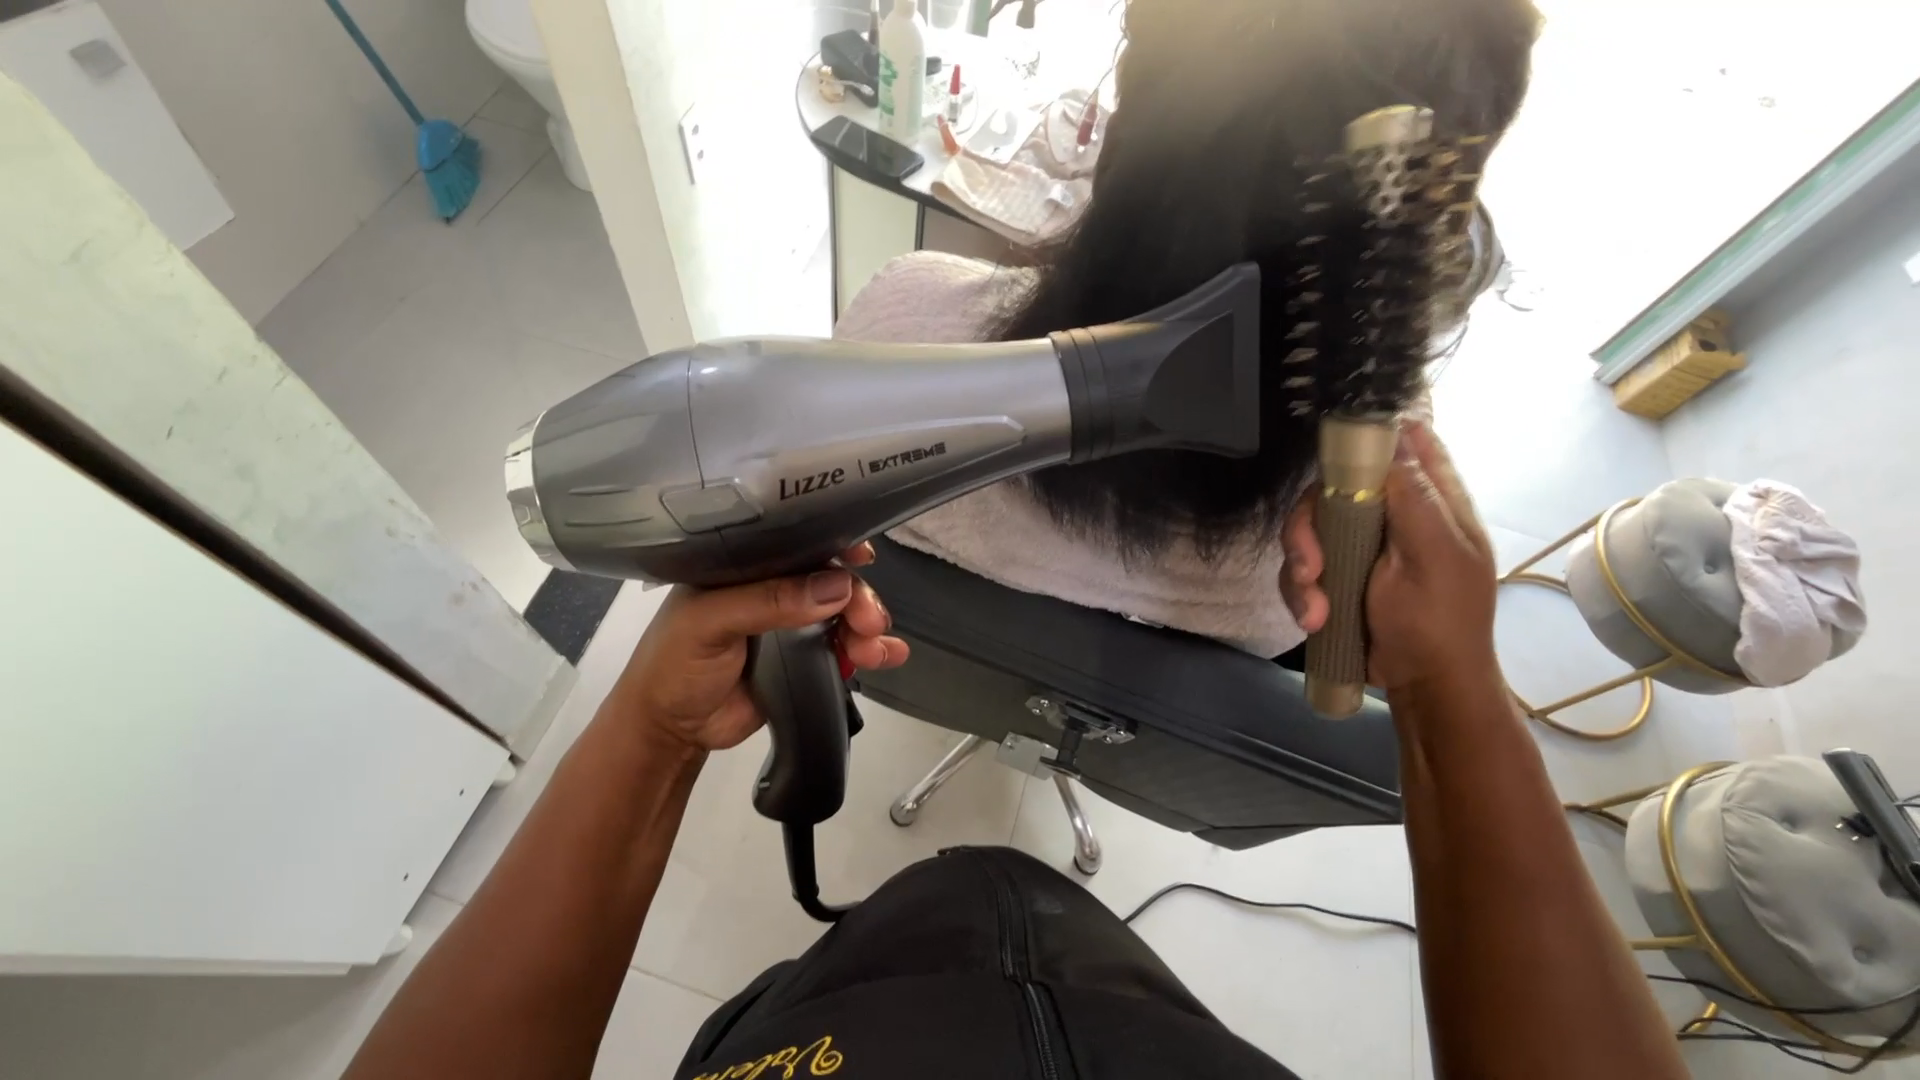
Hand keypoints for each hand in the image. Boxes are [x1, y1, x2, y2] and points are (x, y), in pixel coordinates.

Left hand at [609, 543, 908, 752]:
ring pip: (844, 616)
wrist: (669, 730)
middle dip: (858, 598)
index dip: (833, 544)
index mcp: (747, 568)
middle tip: (869, 622)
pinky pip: (845, 650)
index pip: (797, 545)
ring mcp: (793, 628)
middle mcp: (774, 591)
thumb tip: (837, 587)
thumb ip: (769, 602)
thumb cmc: (674, 664)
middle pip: (831, 582)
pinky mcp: (807, 663)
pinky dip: (873, 651)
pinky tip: (891, 657)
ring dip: (868, 627)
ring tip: (874, 650)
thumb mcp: (711, 623)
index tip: (863, 553)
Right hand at [1280, 422, 1498, 695]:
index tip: (1333, 451)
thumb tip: (1397, 433)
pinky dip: (1300, 594)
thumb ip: (1415, 499)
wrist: (1421, 684)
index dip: (1369, 435)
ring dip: (1301, 570)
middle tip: (1310, 565)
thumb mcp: (1435, 557)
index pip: (1404, 442)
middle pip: (1330, 489)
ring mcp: (1358, 545)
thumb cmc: (1440, 621)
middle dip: (1308, 527)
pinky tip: (1314, 620)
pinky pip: (1300, 567)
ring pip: (1307, 530)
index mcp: (1429, 501)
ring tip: (1314, 610)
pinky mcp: (1335, 574)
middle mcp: (1389, 515)